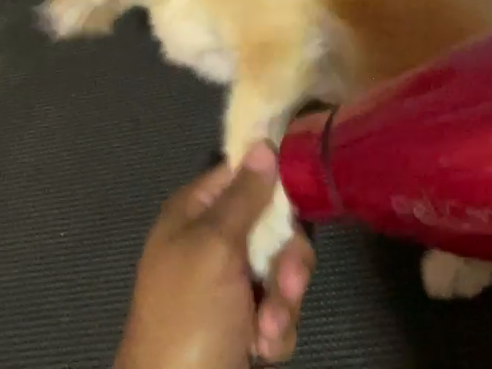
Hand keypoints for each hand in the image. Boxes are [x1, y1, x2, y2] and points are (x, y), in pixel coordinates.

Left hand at [116, 142, 316, 368]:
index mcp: (194, 213)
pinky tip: (261, 349)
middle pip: (272, 226)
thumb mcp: (213, 247)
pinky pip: (279, 311)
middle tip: (286, 285)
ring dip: (283, 303)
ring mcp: (229, 285)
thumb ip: (243, 197)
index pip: (241, 174)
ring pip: (282, 272)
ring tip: (266, 330)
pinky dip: (276, 331)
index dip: (273, 181)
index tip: (303, 192)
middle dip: (286, 261)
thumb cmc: (188, 314)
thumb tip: (262, 143)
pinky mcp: (245, 323)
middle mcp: (212, 242)